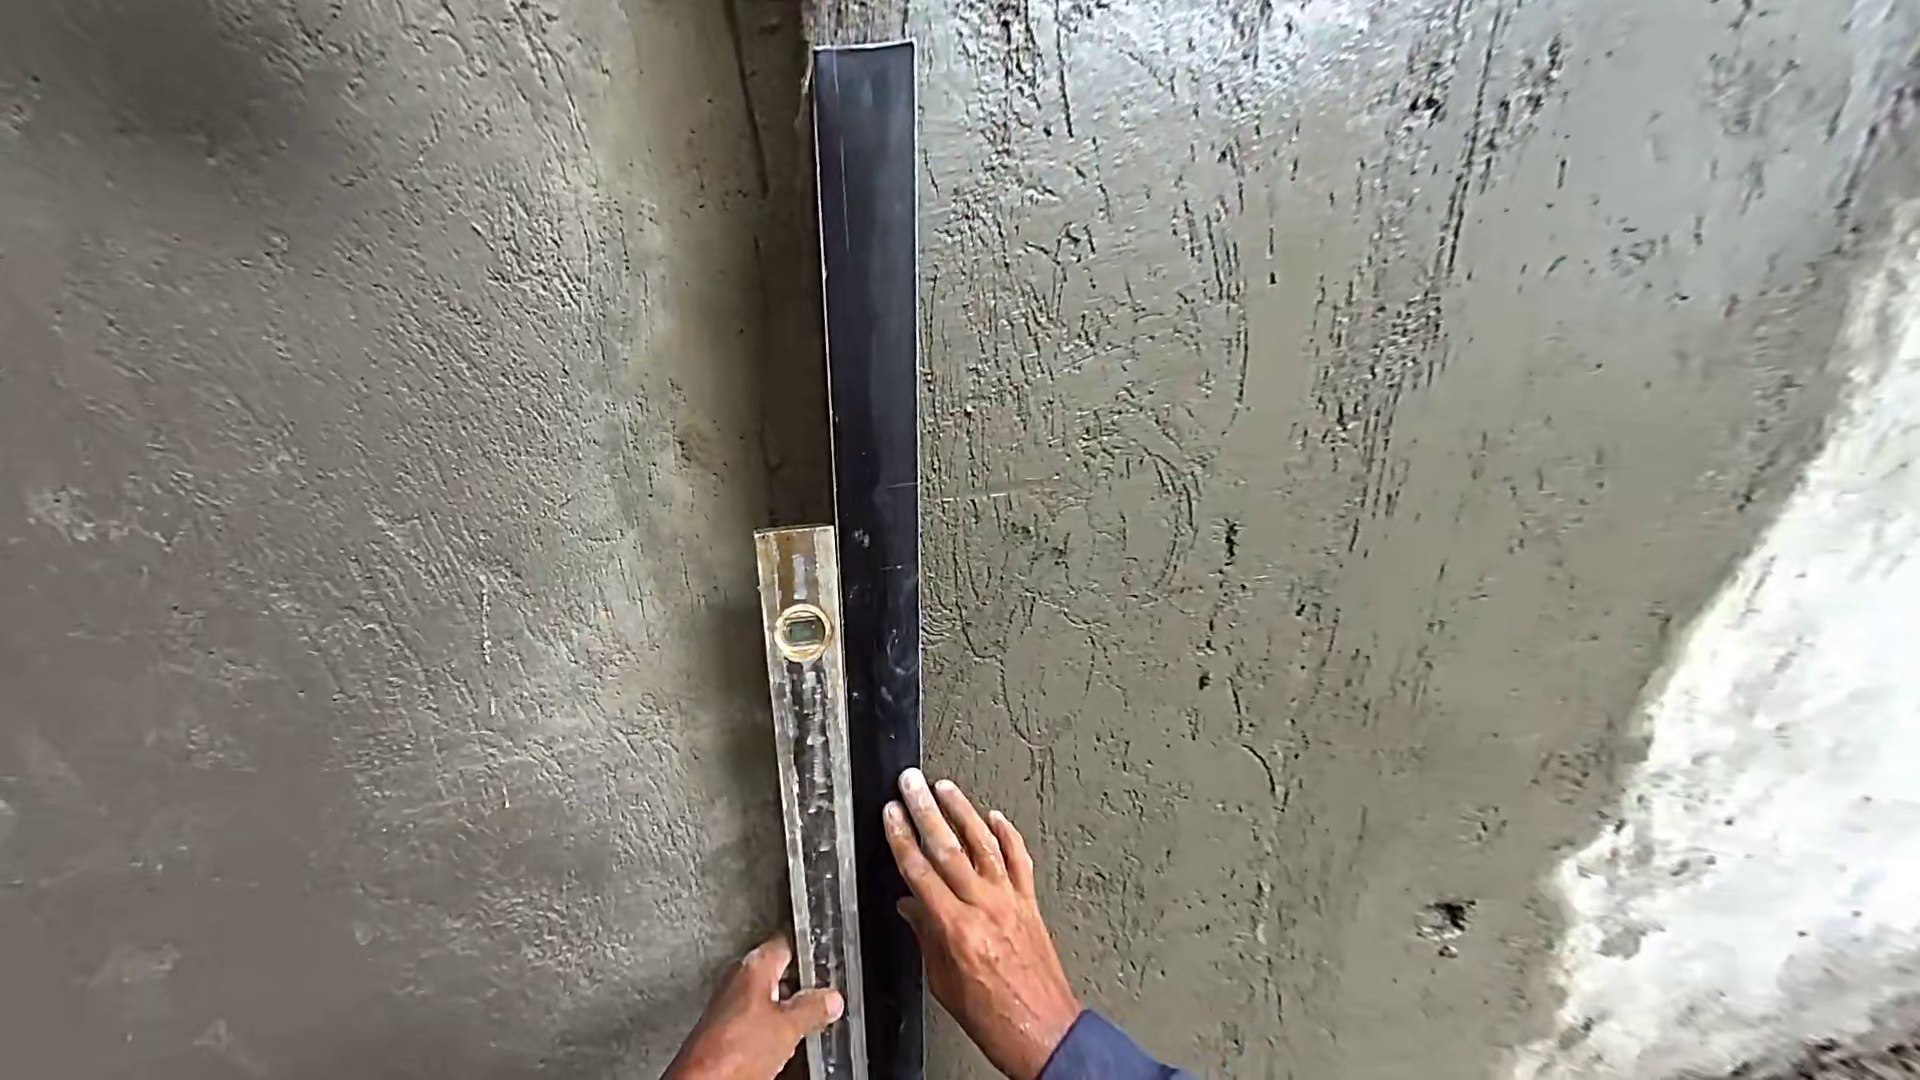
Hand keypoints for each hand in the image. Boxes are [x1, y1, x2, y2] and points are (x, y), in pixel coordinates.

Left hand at [663, 934, 844, 1079]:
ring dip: (783, 1008)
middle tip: (818, 996)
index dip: (809, 949)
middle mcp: (737, 978)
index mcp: (754, 965)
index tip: (825, 958)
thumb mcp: (787, 1029)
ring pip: (765, 997)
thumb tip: (831, 999)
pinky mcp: (719, 1031)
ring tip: (800, 1024)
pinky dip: (767, 1026)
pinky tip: (776, 1043)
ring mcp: (726, 1005)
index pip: (788, 941)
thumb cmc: (733, 1054)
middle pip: (777, 970)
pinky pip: (752, 1019)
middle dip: (799, 984)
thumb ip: (813, 1008)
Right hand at [884, 768, 1081, 1079]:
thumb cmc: (993, 1017)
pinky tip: (995, 814)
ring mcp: (1009, 899)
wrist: (1044, 1033)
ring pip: (983, 842)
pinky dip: (1007, 833)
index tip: (892, 814)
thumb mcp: (944, 983)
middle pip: (948, 847)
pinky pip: (1019, 858)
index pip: (920, 871)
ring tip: (945, 786)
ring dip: (962, 810)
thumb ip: (926, 936)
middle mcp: (984, 907)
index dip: (902, 838)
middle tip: (912, 783)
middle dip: (925, 810)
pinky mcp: (1029, 900)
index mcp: (957, 930)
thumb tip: (909, 904)